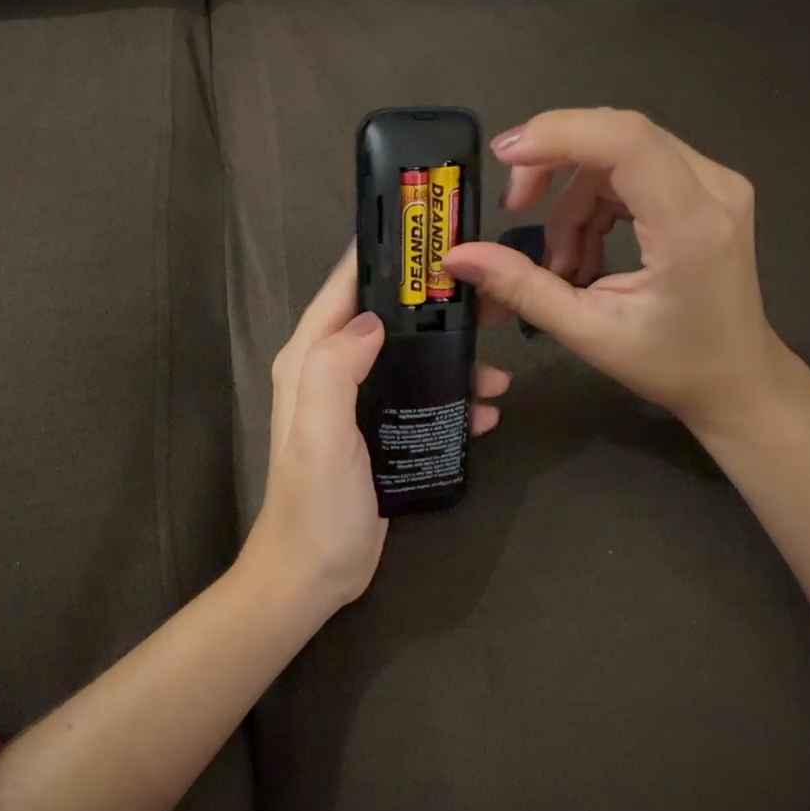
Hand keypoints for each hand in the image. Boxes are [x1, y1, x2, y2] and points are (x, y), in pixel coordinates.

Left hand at [240, 246, 510, 611]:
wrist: (314, 575)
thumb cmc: (315, 504)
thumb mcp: (319, 432)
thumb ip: (335, 367)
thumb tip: (376, 319)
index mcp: (309, 361)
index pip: (344, 290)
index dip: (382, 259)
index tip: (430, 236)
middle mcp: (331, 372)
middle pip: (386, 320)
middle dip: (433, 309)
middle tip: (487, 302)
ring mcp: (357, 404)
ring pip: (410, 360)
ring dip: (453, 360)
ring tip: (500, 371)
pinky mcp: (380, 433)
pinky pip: (420, 399)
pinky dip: (453, 400)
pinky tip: (488, 412)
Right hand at [442, 108, 793, 433]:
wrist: (737, 379)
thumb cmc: (672, 365)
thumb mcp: (588, 333)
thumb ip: (522, 288)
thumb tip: (458, 256)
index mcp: (689, 226)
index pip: (624, 141)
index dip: (558, 134)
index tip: (504, 157)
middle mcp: (712, 187)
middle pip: (616, 136)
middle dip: (553, 165)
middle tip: (514, 209)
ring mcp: (714, 182)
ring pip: (617, 155)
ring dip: (572, 200)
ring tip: (560, 265)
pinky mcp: (705, 188)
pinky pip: (632, 172)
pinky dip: (595, 207)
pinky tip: (585, 256)